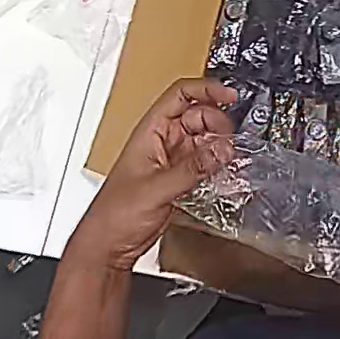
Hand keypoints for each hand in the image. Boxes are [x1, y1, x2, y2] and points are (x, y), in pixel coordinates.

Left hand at [67, 78, 236, 271]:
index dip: (207, 90)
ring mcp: (173, 157)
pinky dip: (219, 163)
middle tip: (231, 141)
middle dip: (219, 124)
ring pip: (205, 138)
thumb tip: (223, 148)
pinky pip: (206, 160)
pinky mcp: (181, 176)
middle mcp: (163, 139)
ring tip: (231, 157)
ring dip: (221, 145)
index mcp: (151, 130)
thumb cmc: (114, 215)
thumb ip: (193, 168)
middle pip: (199, 115)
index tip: (230, 96)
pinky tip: (226, 171)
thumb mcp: (156, 188)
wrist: (108, 249)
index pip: (181, 94)